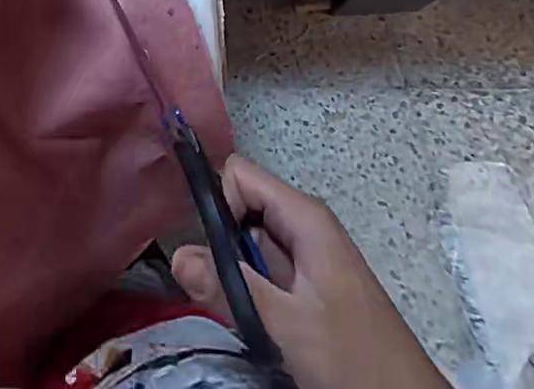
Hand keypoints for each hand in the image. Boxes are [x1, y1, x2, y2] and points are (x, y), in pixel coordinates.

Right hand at [171, 156, 450, 388]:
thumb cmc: (354, 358)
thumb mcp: (288, 325)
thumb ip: (231, 288)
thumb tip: (179, 256)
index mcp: (304, 215)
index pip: (240, 175)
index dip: (221, 206)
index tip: (218, 253)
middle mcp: (303, 224)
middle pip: (242, 208)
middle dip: (225, 246)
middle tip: (229, 293)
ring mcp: (307, 254)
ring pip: (250, 243)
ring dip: (239, 274)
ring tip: (251, 317)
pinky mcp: (308, 282)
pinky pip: (265, 270)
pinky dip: (254, 291)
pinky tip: (264, 325)